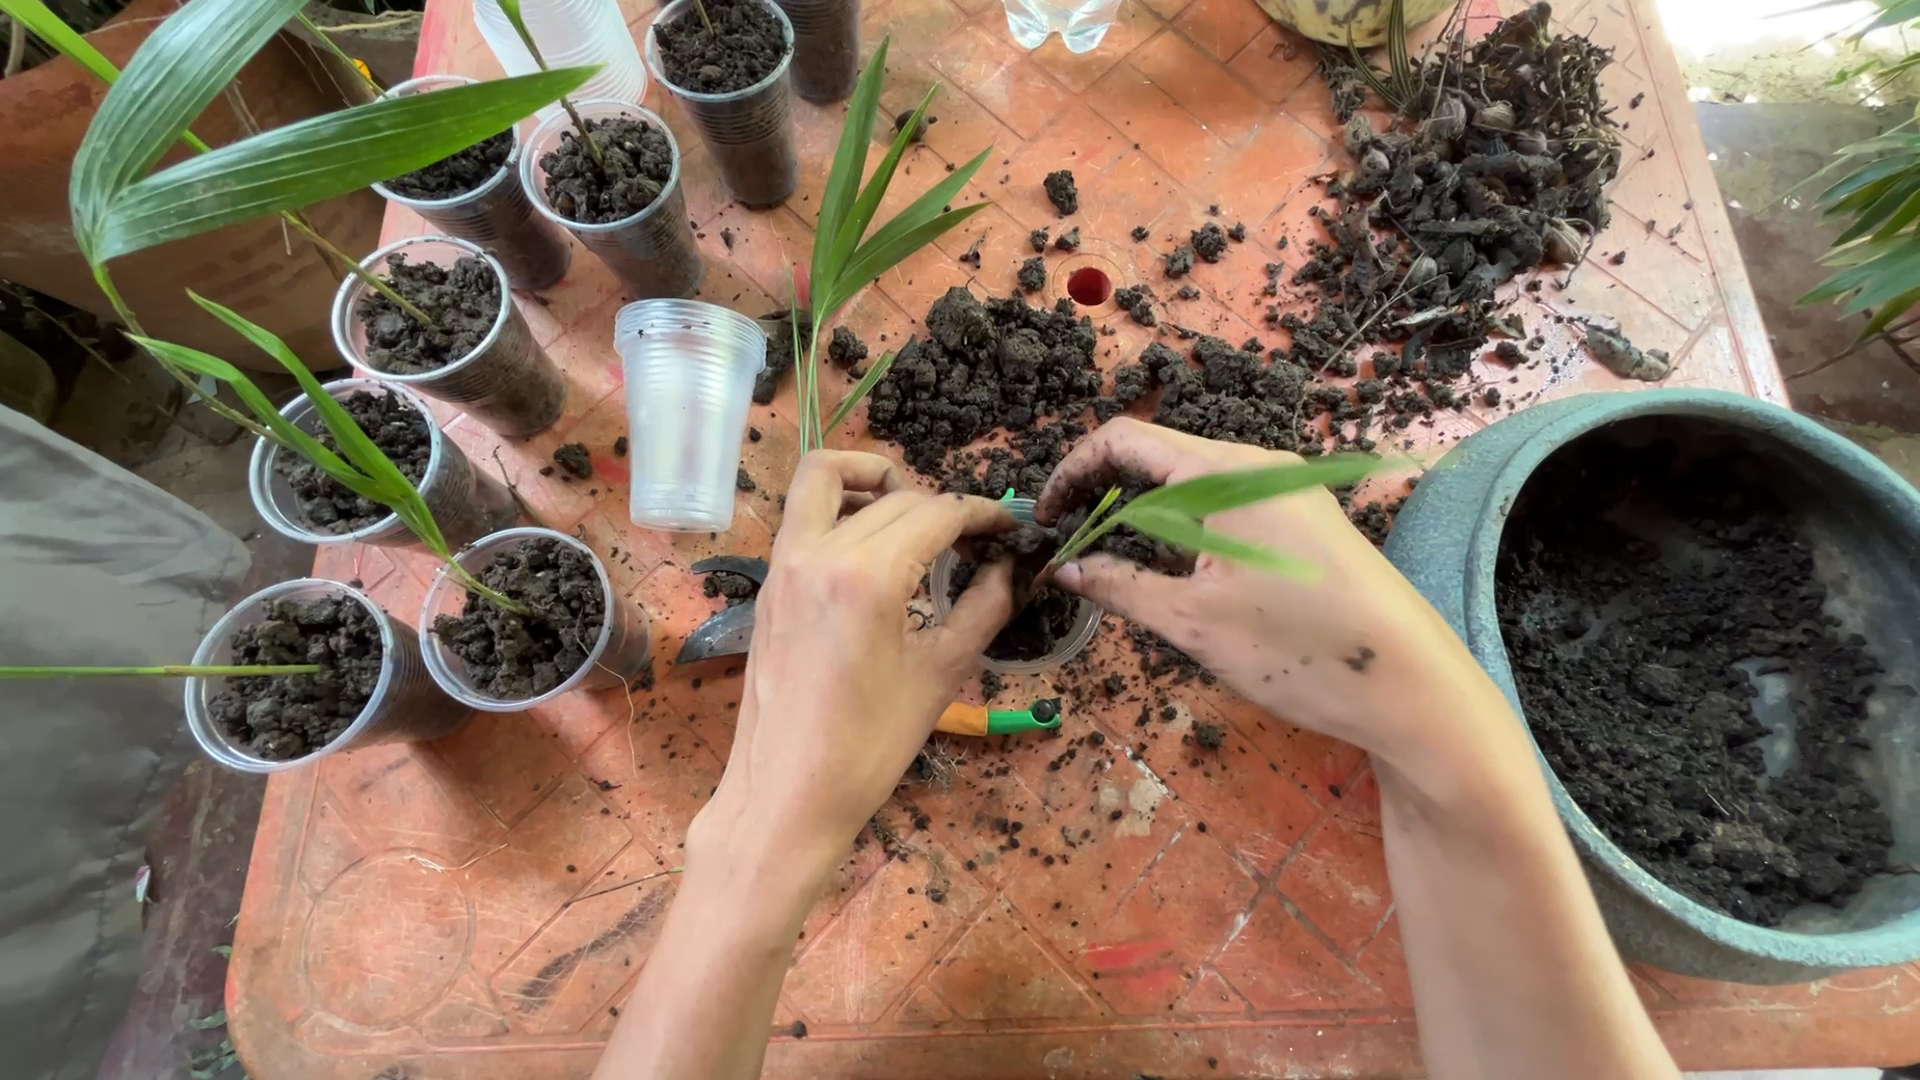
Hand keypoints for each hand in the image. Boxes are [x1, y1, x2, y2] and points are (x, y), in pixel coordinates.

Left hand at [688, 450, 1014, 886]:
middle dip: (941, 504)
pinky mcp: (770, 582)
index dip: (983, 514)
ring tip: (910, 514)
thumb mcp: (940, 674)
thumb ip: (984, 607)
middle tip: (971, 537)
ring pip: (824, 478)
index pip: (937, 513)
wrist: (785, 795)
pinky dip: (839, 506)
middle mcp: (818, 551)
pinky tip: (872, 550)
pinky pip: (802, 515)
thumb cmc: (870, 745)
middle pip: (893, 494)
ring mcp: (784, 563)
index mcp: (867, 575)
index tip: (1009, 527)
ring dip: (871, 477)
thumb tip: (1014, 567)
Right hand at [1035, 418, 1497, 762]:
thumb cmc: (1296, 650)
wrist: (1414, 691)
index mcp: (1225, 473)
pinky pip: (1220, 500)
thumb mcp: (1192, 621)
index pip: (1124, 439)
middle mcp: (1255, 465)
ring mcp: (1283, 488)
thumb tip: (1062, 569)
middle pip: (1155, 453)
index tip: (1045, 515)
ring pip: (1188, 479)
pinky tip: (1166, 558)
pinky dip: (1178, 521)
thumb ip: (1118, 586)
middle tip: (1068, 540)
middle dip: (1101, 490)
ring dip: (1139, 509)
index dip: (1072, 471)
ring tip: (1106, 553)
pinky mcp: (1299, 517)